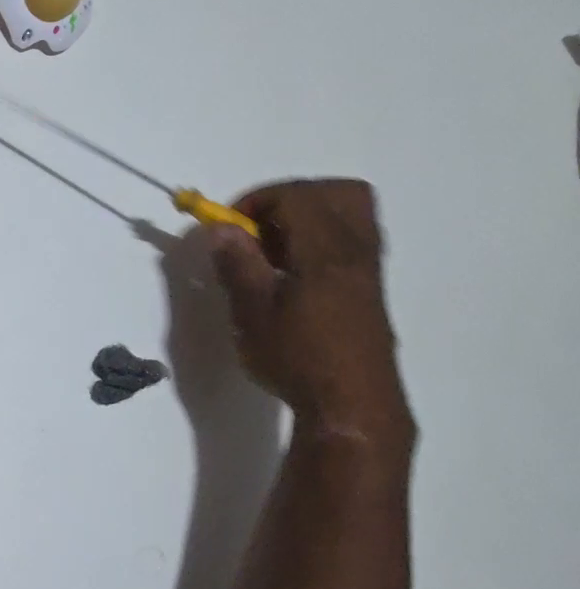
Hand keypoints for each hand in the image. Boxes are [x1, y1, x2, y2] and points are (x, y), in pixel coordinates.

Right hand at [208, 179, 413, 439]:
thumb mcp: (253, 313)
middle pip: (333, 192)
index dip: (256, 201)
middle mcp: (356, 245)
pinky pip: (348, 236)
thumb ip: (238, 266)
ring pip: (346, 212)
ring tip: (266, 252)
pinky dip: (317, 237)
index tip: (224, 228)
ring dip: (304, 218)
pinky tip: (288, 272)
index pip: (297, 196)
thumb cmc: (295, 355)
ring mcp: (367, 263)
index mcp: (326, 249)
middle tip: (250, 231)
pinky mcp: (366, 282)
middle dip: (287, 200)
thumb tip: (220, 229)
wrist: (348, 395)